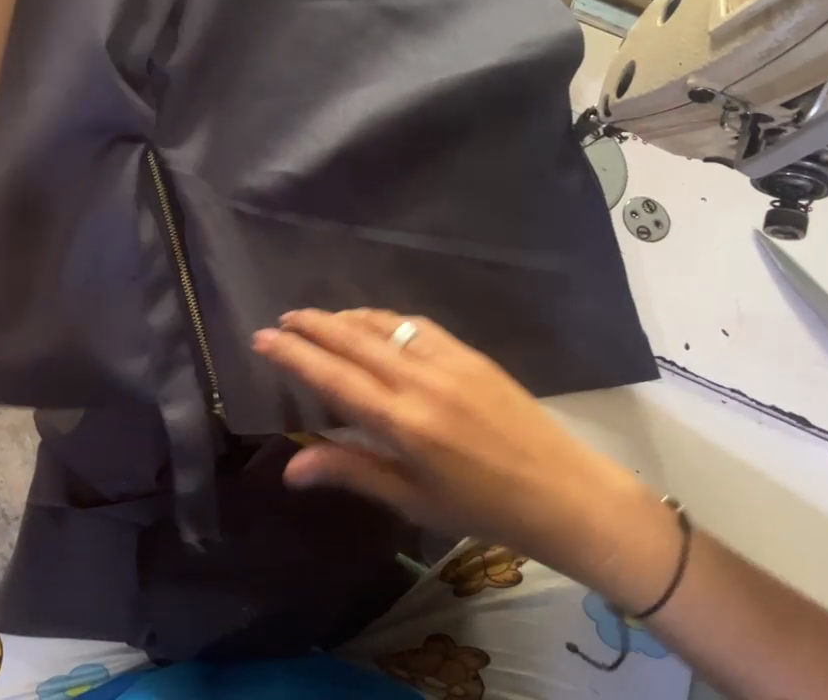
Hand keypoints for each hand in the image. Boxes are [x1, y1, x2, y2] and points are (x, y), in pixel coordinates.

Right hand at [255, 309, 682, 607]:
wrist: (565, 493)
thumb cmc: (482, 509)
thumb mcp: (412, 500)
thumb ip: (350, 471)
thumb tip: (290, 468)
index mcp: (402, 423)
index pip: (331, 377)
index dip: (292, 354)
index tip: (262, 337)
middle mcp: (419, 381)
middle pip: (351, 339)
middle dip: (311, 325)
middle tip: (281, 318)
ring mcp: (447, 361)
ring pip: (381, 324)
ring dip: (343, 317)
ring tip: (317, 320)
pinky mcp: (469, 354)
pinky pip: (414, 325)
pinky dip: (382, 319)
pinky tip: (371, 323)